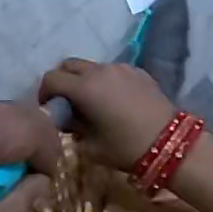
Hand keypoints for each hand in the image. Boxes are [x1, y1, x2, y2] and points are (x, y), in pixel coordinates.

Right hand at [38, 58, 177, 168]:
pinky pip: (114, 71)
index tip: (47, 106)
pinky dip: (107, 81)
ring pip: (93, 66)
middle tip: (65, 101)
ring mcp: (121, 67)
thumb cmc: (125, 147)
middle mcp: (100, 70)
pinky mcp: (137, 70)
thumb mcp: (91, 146)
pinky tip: (115, 101)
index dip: (44, 91)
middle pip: (70, 64)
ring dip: (85, 79)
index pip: (52, 78)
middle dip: (62, 79)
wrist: (168, 141)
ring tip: (92, 101)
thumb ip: (73, 127)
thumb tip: (66, 118)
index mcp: (85, 87)